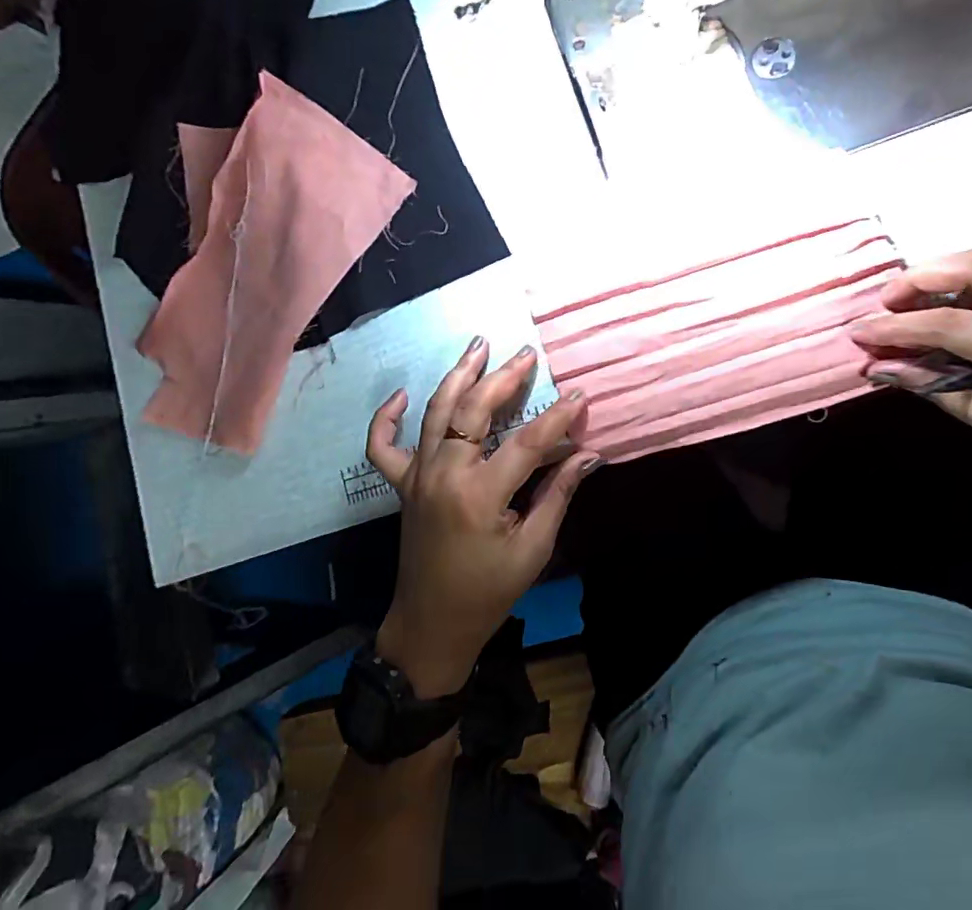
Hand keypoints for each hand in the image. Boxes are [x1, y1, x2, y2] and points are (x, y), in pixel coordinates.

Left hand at [365, 337, 601, 696]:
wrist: (431, 624)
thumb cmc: (488, 591)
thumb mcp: (533, 548)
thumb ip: (558, 494)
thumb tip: (589, 454)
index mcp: (480, 495)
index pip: (528, 441)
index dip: (558, 416)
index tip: (580, 395)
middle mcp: (443, 475)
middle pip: (473, 411)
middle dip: (503, 379)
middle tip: (527, 354)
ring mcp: (417, 478)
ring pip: (433, 414)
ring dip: (456, 377)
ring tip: (477, 346)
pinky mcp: (402, 487)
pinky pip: (383, 448)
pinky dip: (386, 419)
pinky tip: (401, 395)